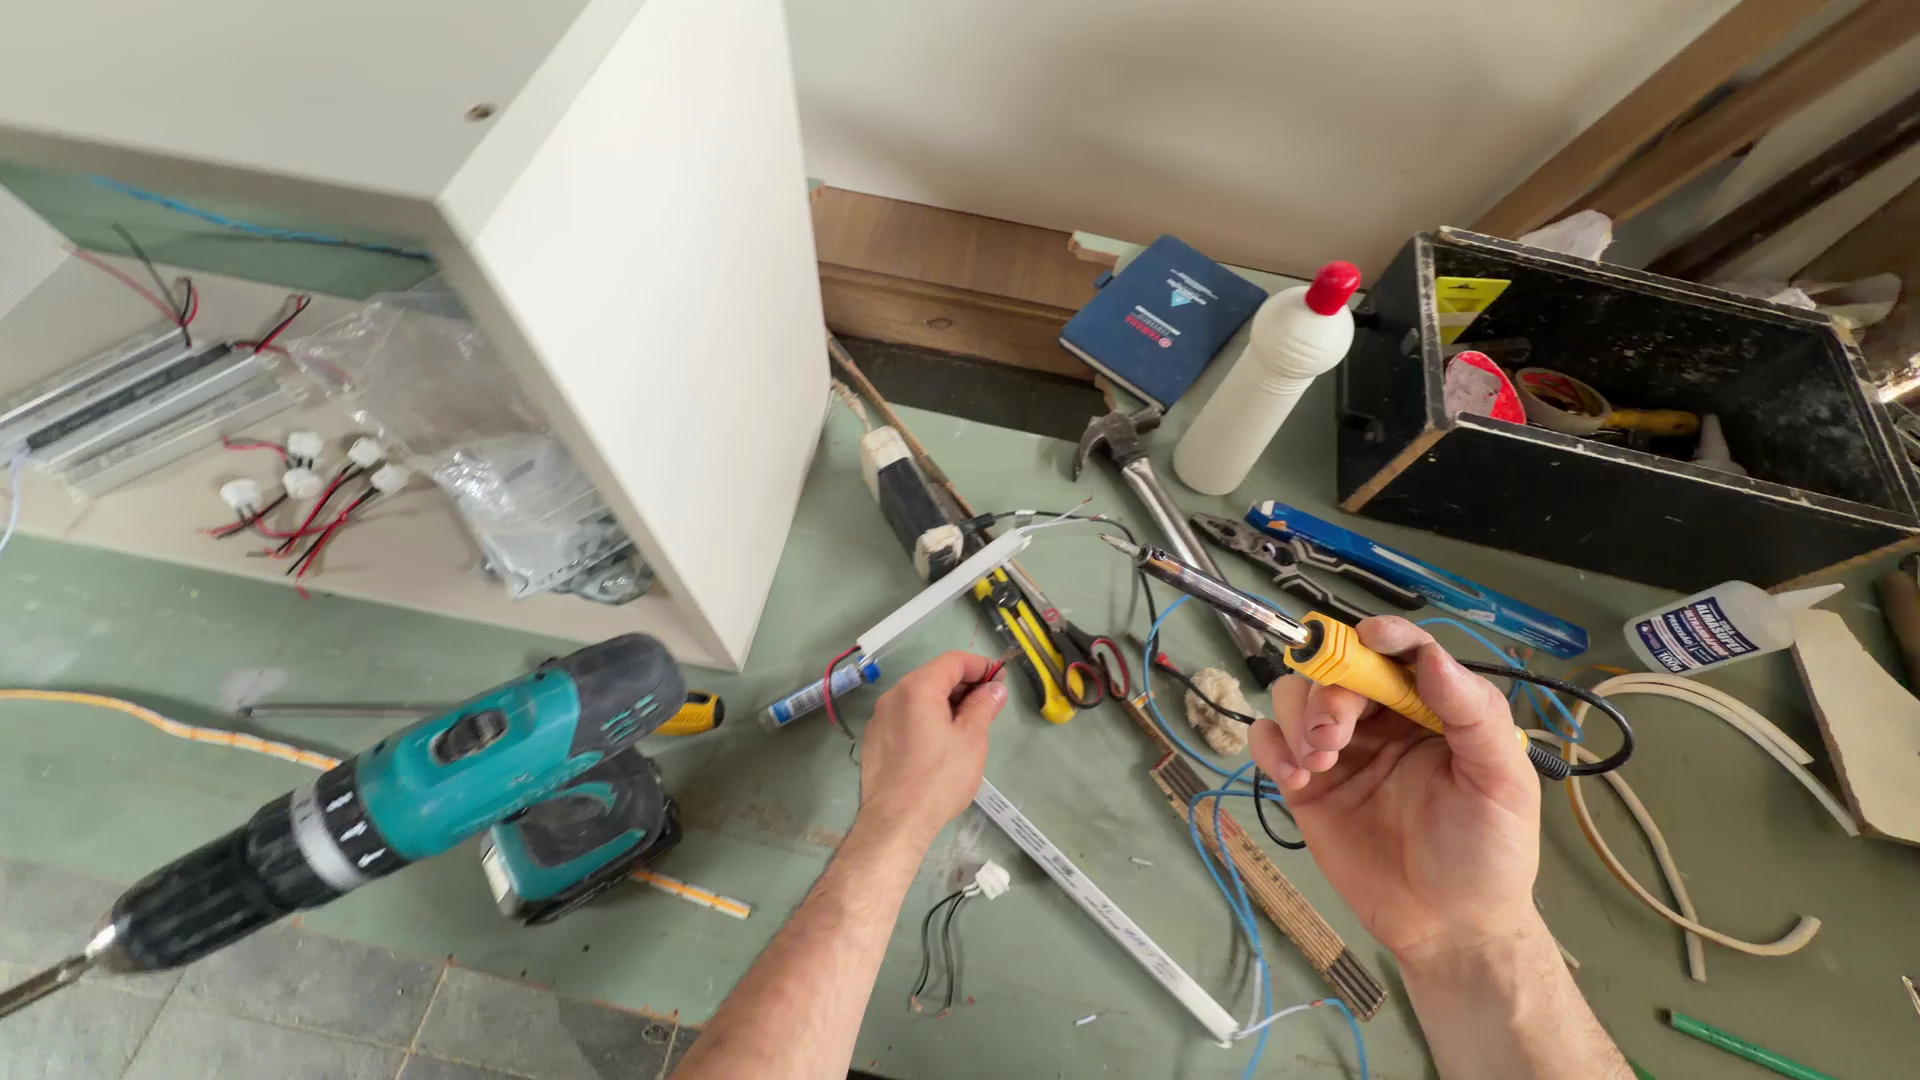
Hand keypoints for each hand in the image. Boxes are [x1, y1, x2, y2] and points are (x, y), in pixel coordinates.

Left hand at [858, 650, 1007, 842]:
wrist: (895, 823)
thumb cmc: (939, 778)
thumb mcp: (971, 740)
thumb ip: (983, 706)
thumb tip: (995, 688)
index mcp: (917, 688)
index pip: (953, 661)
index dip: (980, 666)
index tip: (1000, 678)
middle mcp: (893, 695)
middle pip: (933, 677)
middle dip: (963, 685)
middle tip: (989, 703)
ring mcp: (880, 718)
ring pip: (918, 697)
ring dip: (946, 702)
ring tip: (968, 724)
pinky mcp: (875, 740)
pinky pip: (905, 716)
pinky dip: (926, 717)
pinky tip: (940, 742)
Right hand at [1250, 616, 1540, 963]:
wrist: (1446, 925)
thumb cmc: (1487, 851)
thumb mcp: (1502, 783)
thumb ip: (1474, 716)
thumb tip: (1430, 656)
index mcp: (1425, 710)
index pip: (1397, 653)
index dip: (1381, 635)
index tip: (1367, 637)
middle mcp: (1376, 720)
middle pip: (1331, 670)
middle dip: (1328, 695)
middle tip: (1334, 738)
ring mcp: (1334, 748)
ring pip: (1291, 696)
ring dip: (1297, 720)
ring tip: (1316, 765)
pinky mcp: (1301, 779)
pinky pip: (1265, 739)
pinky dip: (1270, 747)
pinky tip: (1294, 779)